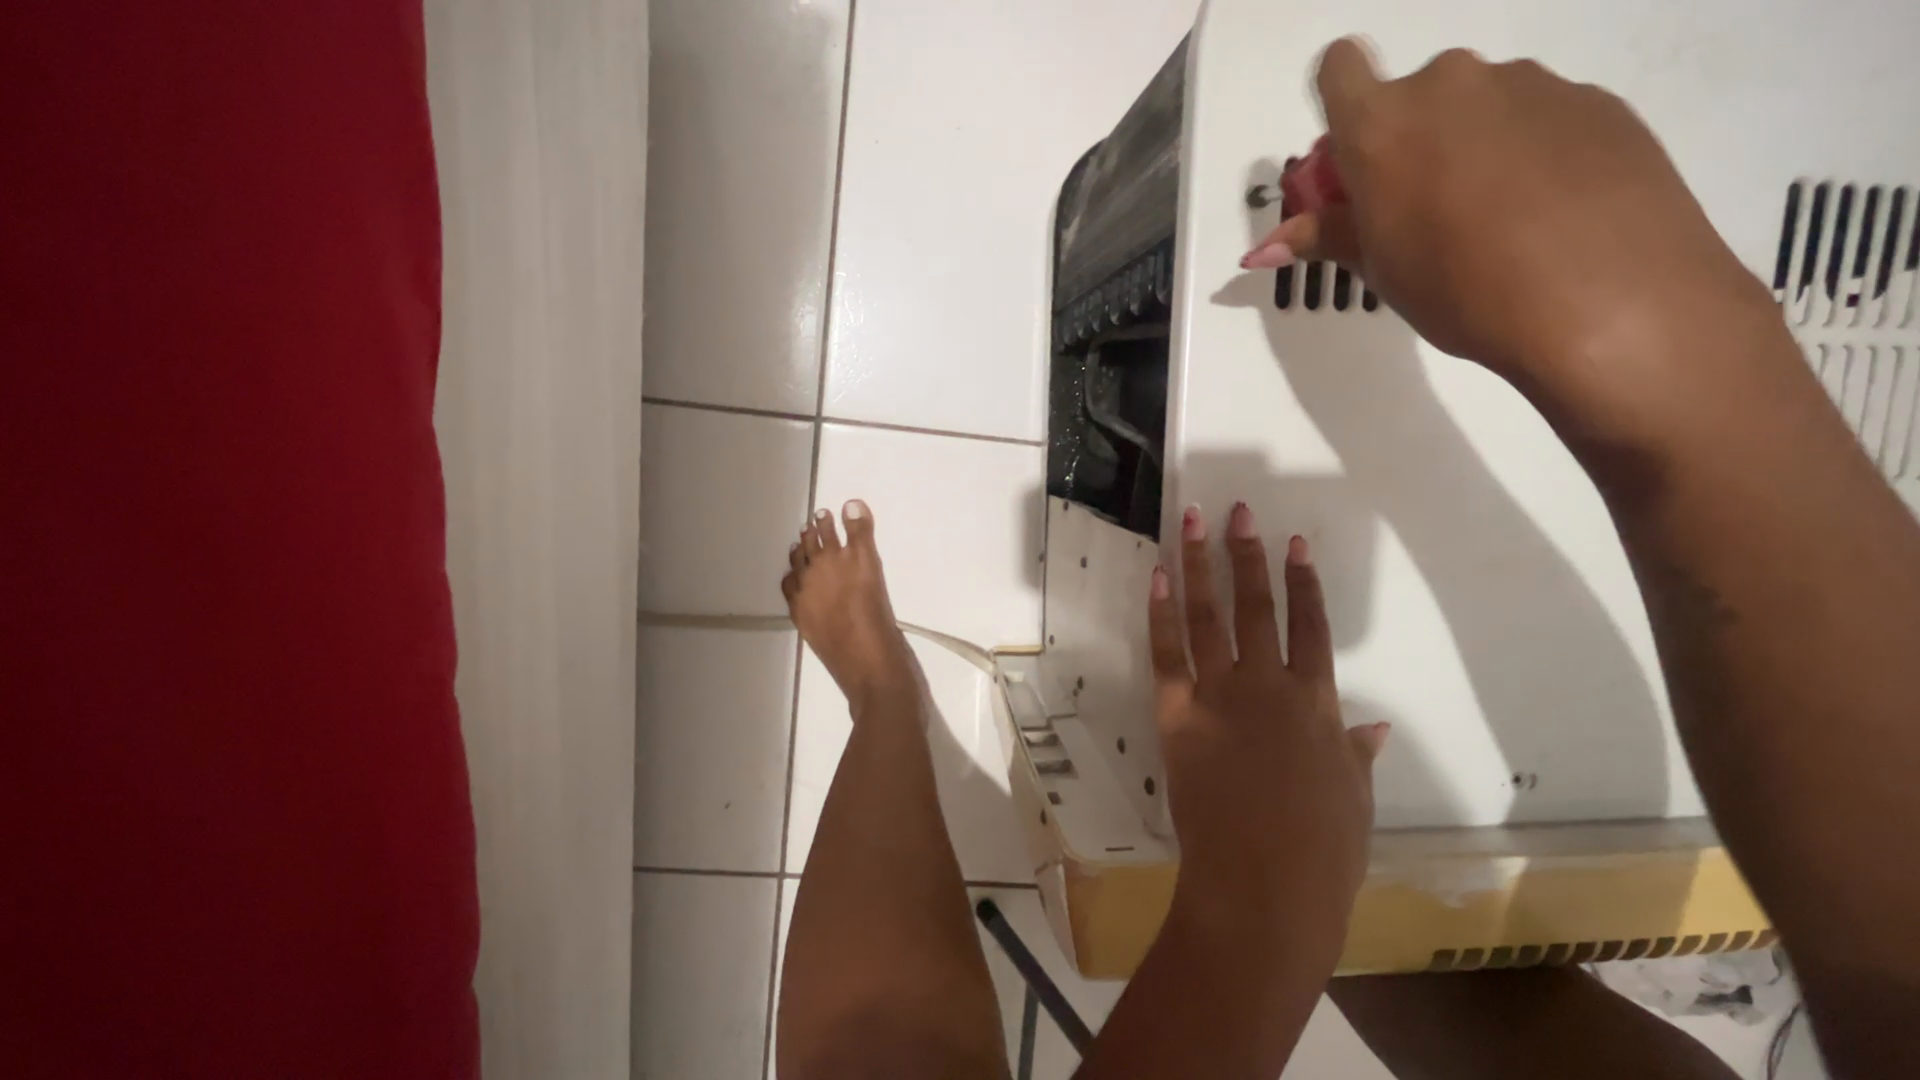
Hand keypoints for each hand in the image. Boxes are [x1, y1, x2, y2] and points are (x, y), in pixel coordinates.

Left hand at [1150, 502, 1388, 943]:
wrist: (1264, 888)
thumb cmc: (1321, 853)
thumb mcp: (1351, 799)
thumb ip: (1355, 753)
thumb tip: (1373, 724)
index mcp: (1318, 703)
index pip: (1312, 625)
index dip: (1303, 580)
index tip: (1295, 542)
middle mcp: (1269, 685)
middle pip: (1258, 605)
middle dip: (1248, 554)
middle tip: (1239, 511)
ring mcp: (1220, 696)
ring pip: (1210, 616)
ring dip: (1201, 564)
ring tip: (1193, 522)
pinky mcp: (1178, 716)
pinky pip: (1168, 654)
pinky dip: (1161, 614)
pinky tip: (1158, 577)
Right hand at [1245, 39, 1771, 392]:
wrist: (1605, 299)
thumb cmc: (1460, 288)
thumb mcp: (1379, 269)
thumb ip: (1322, 239)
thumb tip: (1258, 251)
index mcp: (1382, 123)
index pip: (1340, 67)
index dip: (1342, 101)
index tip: (1356, 155)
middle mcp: (1451, 83)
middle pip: (1414, 95)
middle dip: (1410, 140)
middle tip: (1422, 211)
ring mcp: (1531, 85)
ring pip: (1481, 106)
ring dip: (1473, 146)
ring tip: (1496, 221)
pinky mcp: (1596, 101)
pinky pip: (1541, 118)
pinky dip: (1532, 153)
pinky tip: (1549, 214)